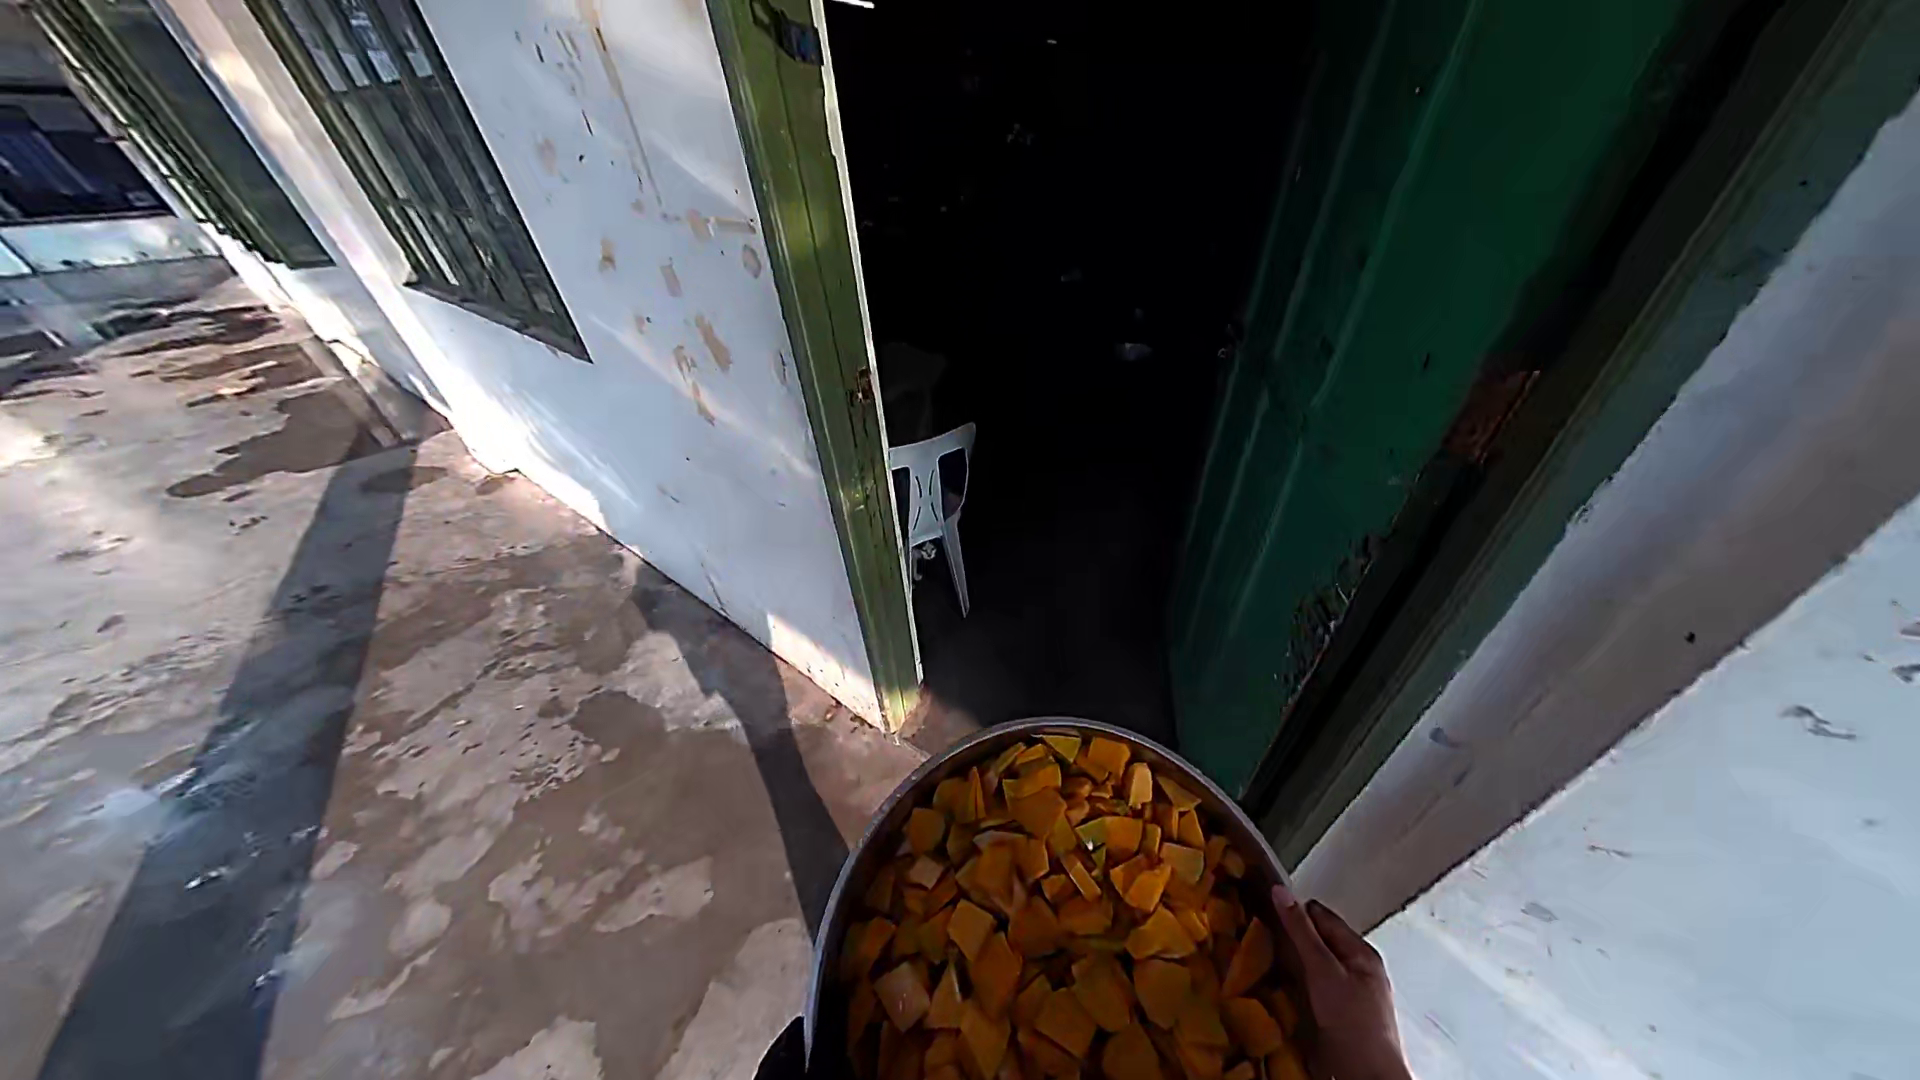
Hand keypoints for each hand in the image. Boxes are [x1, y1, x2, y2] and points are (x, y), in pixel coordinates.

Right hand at [1270, 884, 1412, 1079]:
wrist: (1364, 1079)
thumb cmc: (1351, 1020)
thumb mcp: (1322, 969)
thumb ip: (1300, 930)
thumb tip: (1278, 889)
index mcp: (1360, 952)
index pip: (1320, 915)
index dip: (1293, 912)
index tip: (1264, 912)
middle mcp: (1355, 968)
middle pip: (1314, 939)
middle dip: (1288, 936)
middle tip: (1258, 934)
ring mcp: (1345, 992)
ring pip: (1308, 963)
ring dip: (1287, 960)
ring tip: (1260, 956)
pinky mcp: (1334, 1012)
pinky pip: (1307, 984)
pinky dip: (1292, 981)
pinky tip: (1275, 983)